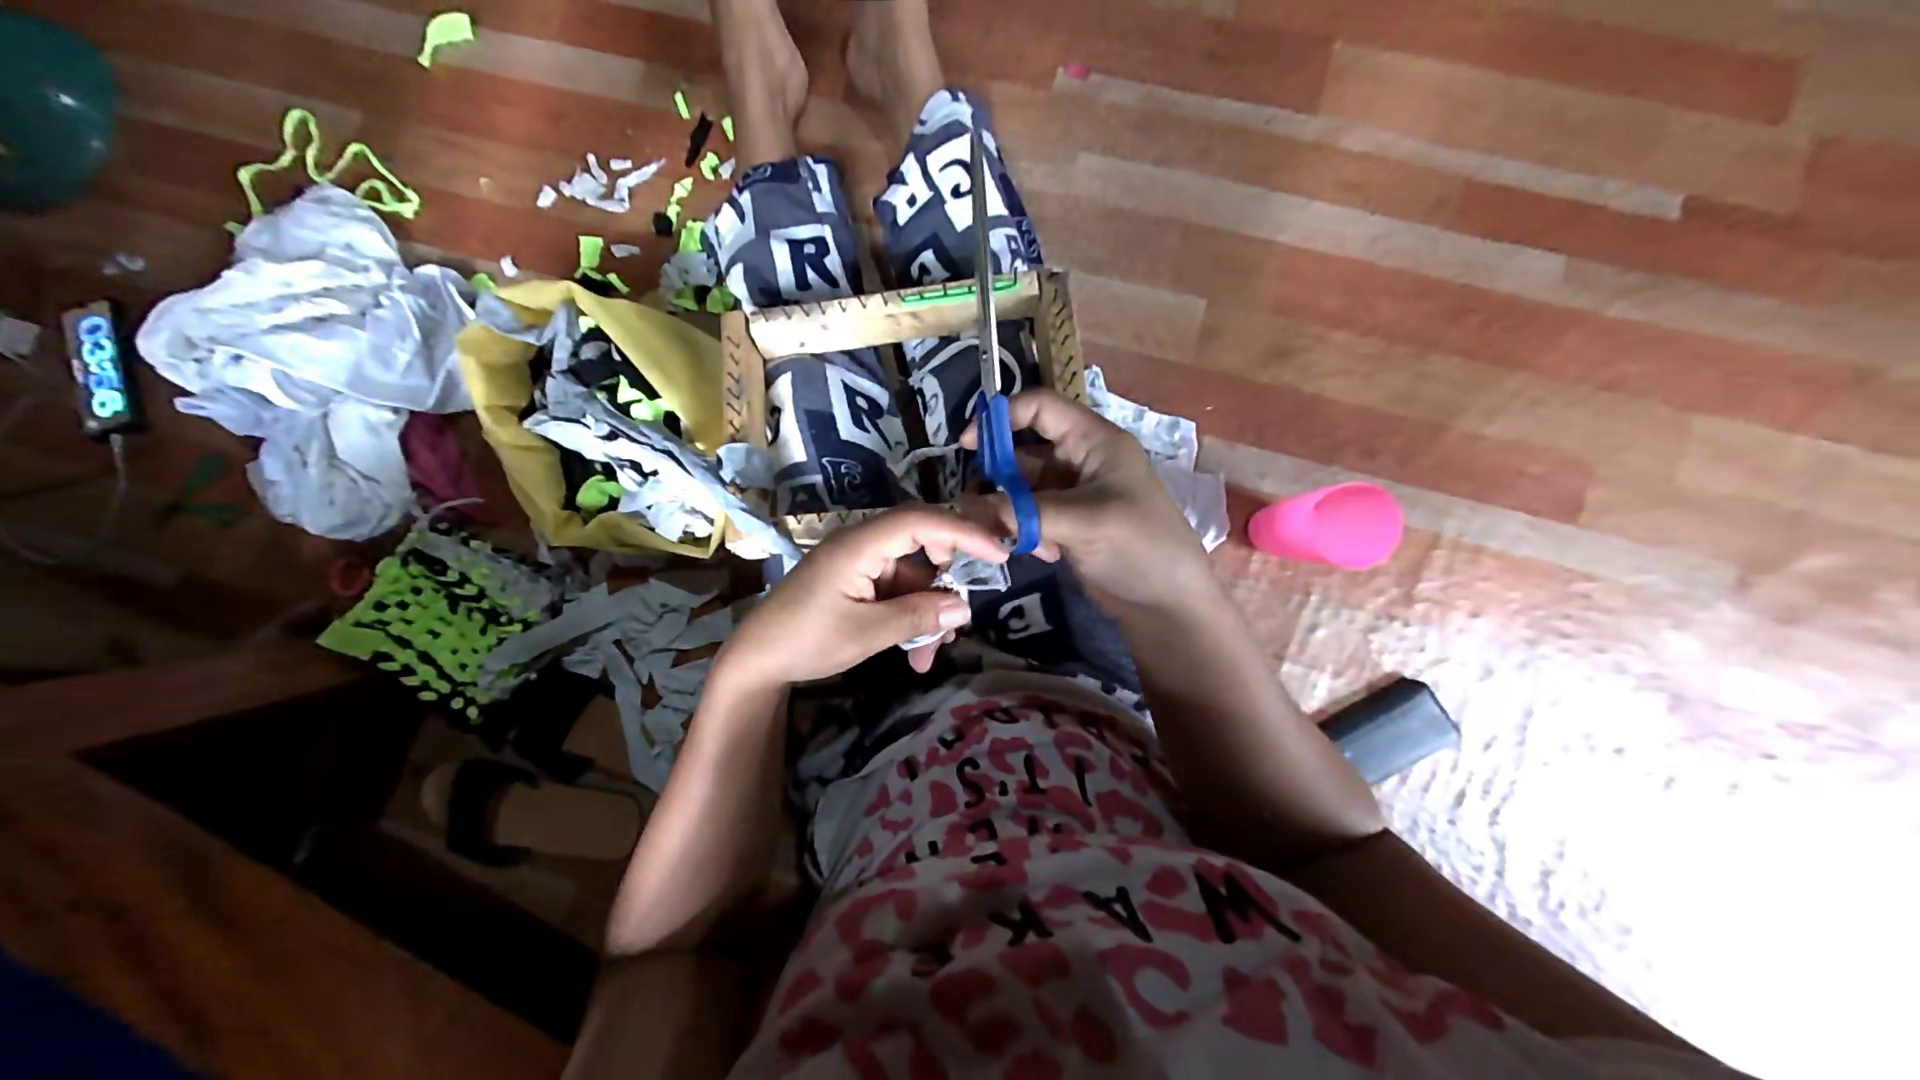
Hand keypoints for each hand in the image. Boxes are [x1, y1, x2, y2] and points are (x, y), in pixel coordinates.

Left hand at [719, 507, 1008, 684]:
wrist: (757, 660)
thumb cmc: (805, 640)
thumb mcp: (866, 633)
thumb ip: (917, 617)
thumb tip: (963, 608)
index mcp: (860, 544)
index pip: (921, 522)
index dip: (964, 532)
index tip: (999, 554)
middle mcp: (863, 545)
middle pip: (923, 546)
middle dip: (947, 582)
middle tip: (962, 616)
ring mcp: (861, 564)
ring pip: (914, 576)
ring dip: (928, 613)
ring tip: (929, 655)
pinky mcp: (858, 583)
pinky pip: (899, 592)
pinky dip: (912, 618)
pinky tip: (915, 653)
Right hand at [961, 388, 1210, 608]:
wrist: (1167, 604)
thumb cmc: (1140, 547)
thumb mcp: (1087, 522)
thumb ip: (1028, 512)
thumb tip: (972, 508)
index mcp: (1095, 441)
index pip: (1042, 407)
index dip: (1003, 416)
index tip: (968, 444)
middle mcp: (1080, 460)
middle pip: (1022, 450)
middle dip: (997, 476)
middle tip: (974, 506)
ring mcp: (1072, 493)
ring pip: (1021, 487)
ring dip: (1005, 509)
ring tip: (997, 535)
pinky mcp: (1066, 523)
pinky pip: (1028, 515)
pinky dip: (1021, 529)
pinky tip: (1037, 553)